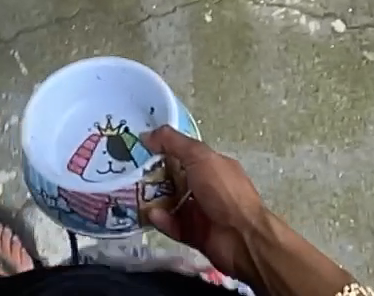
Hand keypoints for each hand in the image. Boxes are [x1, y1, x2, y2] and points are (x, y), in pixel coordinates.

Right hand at [144, 125, 269, 278]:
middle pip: (174, 178)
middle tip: (130, 172)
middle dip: (153, 175)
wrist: (243, 239)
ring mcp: (202, 212)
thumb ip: (172, 142)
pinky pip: (173, 224)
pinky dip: (162, 220)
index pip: (183, 153)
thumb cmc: (224, 191)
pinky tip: (152, 215)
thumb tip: (146, 134)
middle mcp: (207, 187)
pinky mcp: (195, 234)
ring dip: (153, 198)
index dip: (163, 149)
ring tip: (134, 194)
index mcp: (212, 166)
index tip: (141, 147)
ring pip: (171, 202)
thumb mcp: (199, 156)